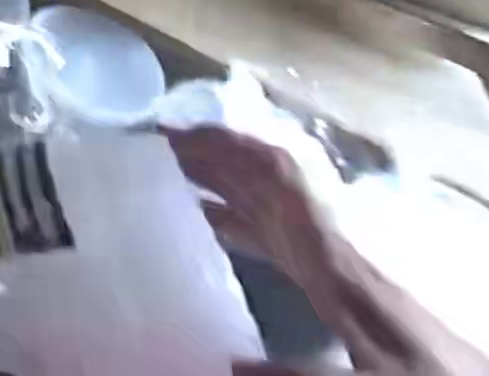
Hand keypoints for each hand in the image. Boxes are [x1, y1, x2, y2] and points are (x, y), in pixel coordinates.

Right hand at [165, 126, 448, 373]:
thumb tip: (226, 361)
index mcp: (332, 253)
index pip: (278, 176)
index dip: (229, 146)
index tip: (179, 134)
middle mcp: (325, 242)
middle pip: (262, 180)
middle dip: (211, 155)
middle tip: (155, 147)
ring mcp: (327, 260)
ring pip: (265, 202)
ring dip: (219, 181)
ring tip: (170, 176)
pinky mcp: (329, 283)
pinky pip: (272, 233)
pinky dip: (236, 218)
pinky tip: (210, 226)